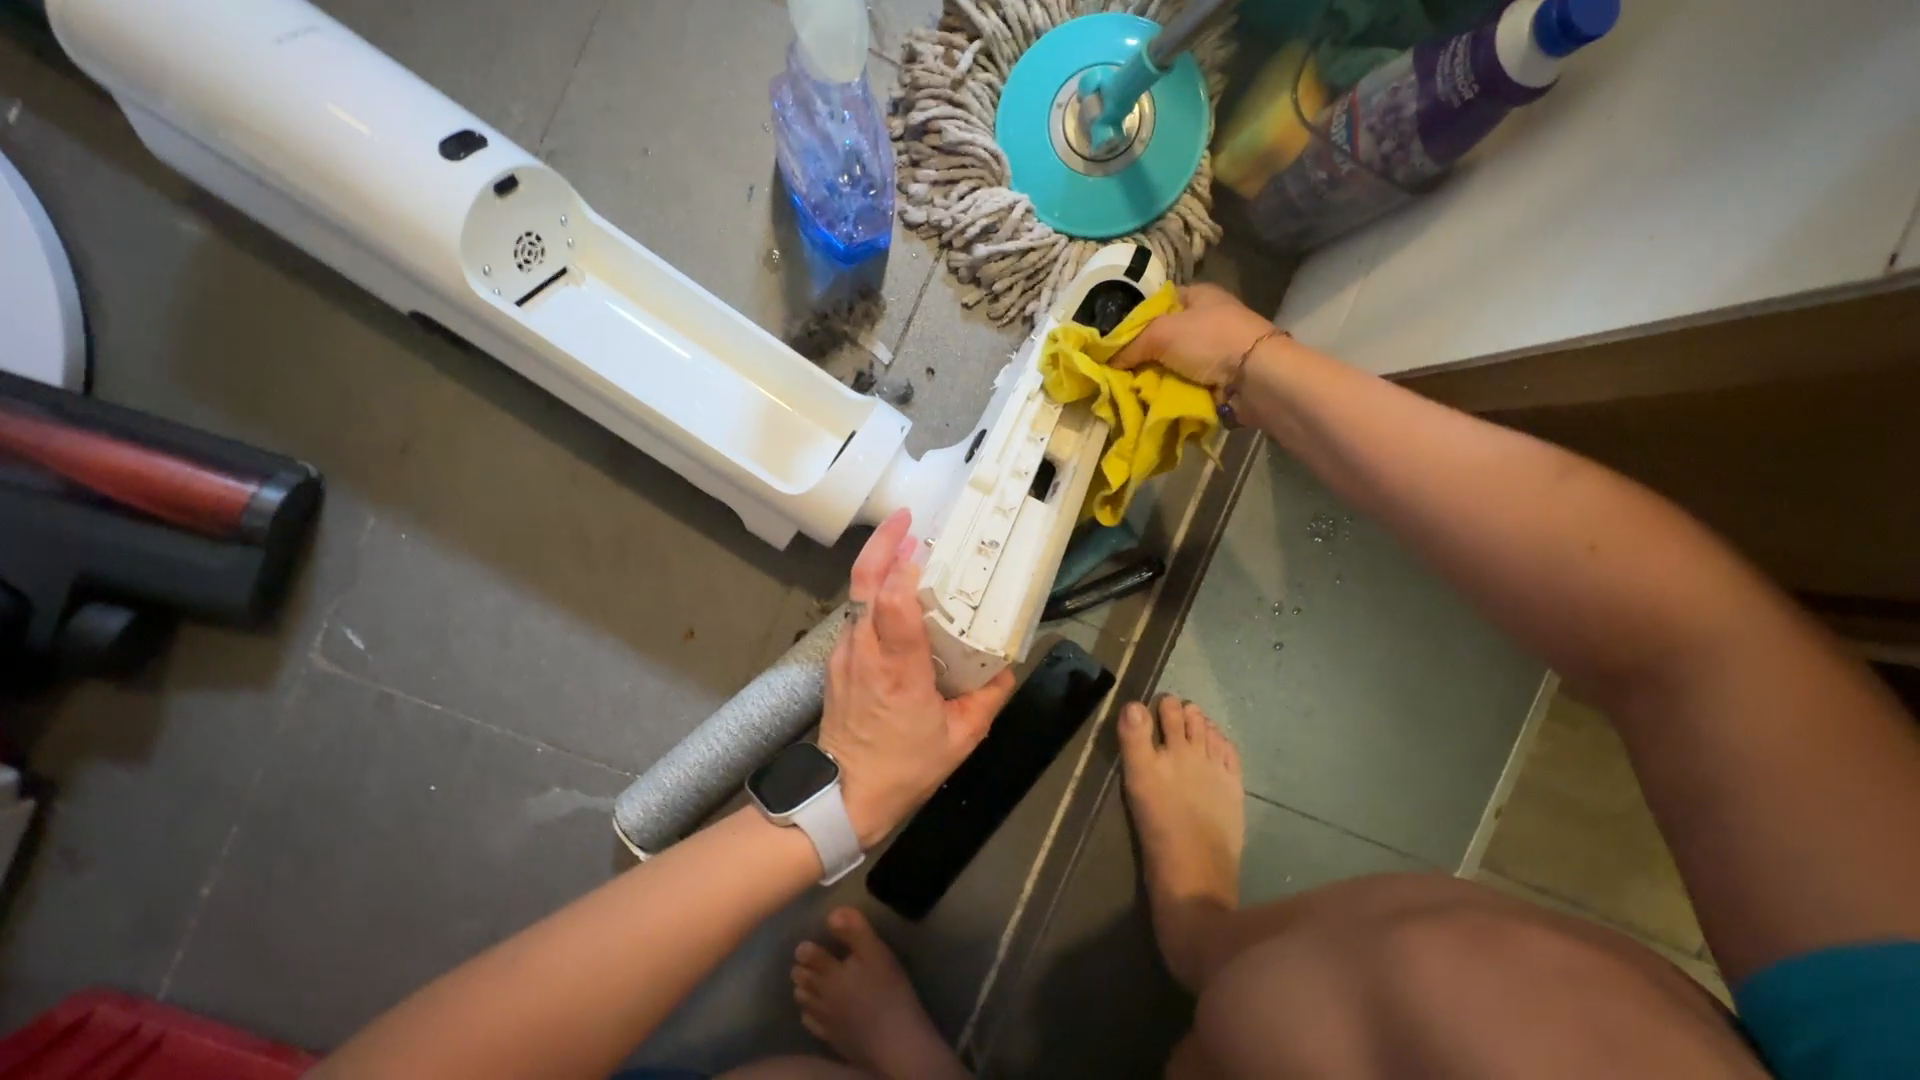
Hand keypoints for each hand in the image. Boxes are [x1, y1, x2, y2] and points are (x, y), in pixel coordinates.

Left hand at [817, 510, 1016, 847]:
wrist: (843, 798)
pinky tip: (894, 594)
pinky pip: (855, 617)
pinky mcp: (836, 663)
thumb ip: (988, 698)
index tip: (924, 543)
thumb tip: (1008, 668)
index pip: (891, 603)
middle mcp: (864, 653)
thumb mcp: (960, 738)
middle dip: (882, 545)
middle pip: (863, 584)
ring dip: (877, 566)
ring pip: (855, 596)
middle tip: (907, 519)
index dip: (903, 568)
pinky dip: (873, 595)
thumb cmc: (904, 769)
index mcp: (897, 670)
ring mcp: (844, 656)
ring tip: (907, 548)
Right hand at [1111, 283, 1278, 388]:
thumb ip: (1131, 344)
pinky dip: (1168, 392)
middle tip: (1115, 368)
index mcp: (1199, 295)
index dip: (1135, 318)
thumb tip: (1107, 359)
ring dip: (1153, 376)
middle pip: (1162, 336)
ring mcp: (1213, 351)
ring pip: (1171, 363)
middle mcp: (1206, 320)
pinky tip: (1149, 399)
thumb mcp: (1162, 333)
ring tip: (1127, 388)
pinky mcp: (1216, 378)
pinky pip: (1183, 384)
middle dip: (1141, 353)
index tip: (1113, 339)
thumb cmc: (1210, 340)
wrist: (1255, 378)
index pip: (1158, 302)